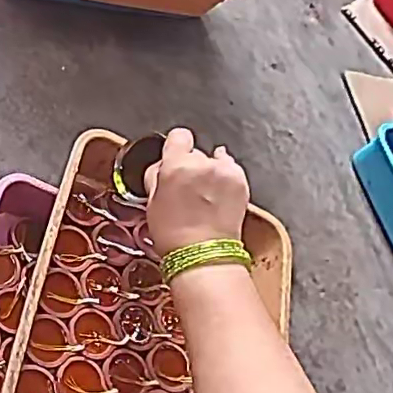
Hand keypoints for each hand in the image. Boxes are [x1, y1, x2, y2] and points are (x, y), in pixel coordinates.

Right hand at [143, 128, 249, 255]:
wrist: (203, 255)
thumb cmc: (174, 235)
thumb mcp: (152, 202)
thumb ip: (156, 176)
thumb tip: (161, 166)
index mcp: (175, 166)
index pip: (178, 136)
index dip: (175, 146)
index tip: (174, 156)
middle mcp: (202, 164)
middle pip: (195, 151)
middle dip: (189, 165)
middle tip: (184, 189)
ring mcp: (225, 172)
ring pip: (214, 161)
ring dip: (208, 172)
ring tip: (202, 197)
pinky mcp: (241, 182)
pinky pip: (230, 170)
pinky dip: (224, 178)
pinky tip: (215, 196)